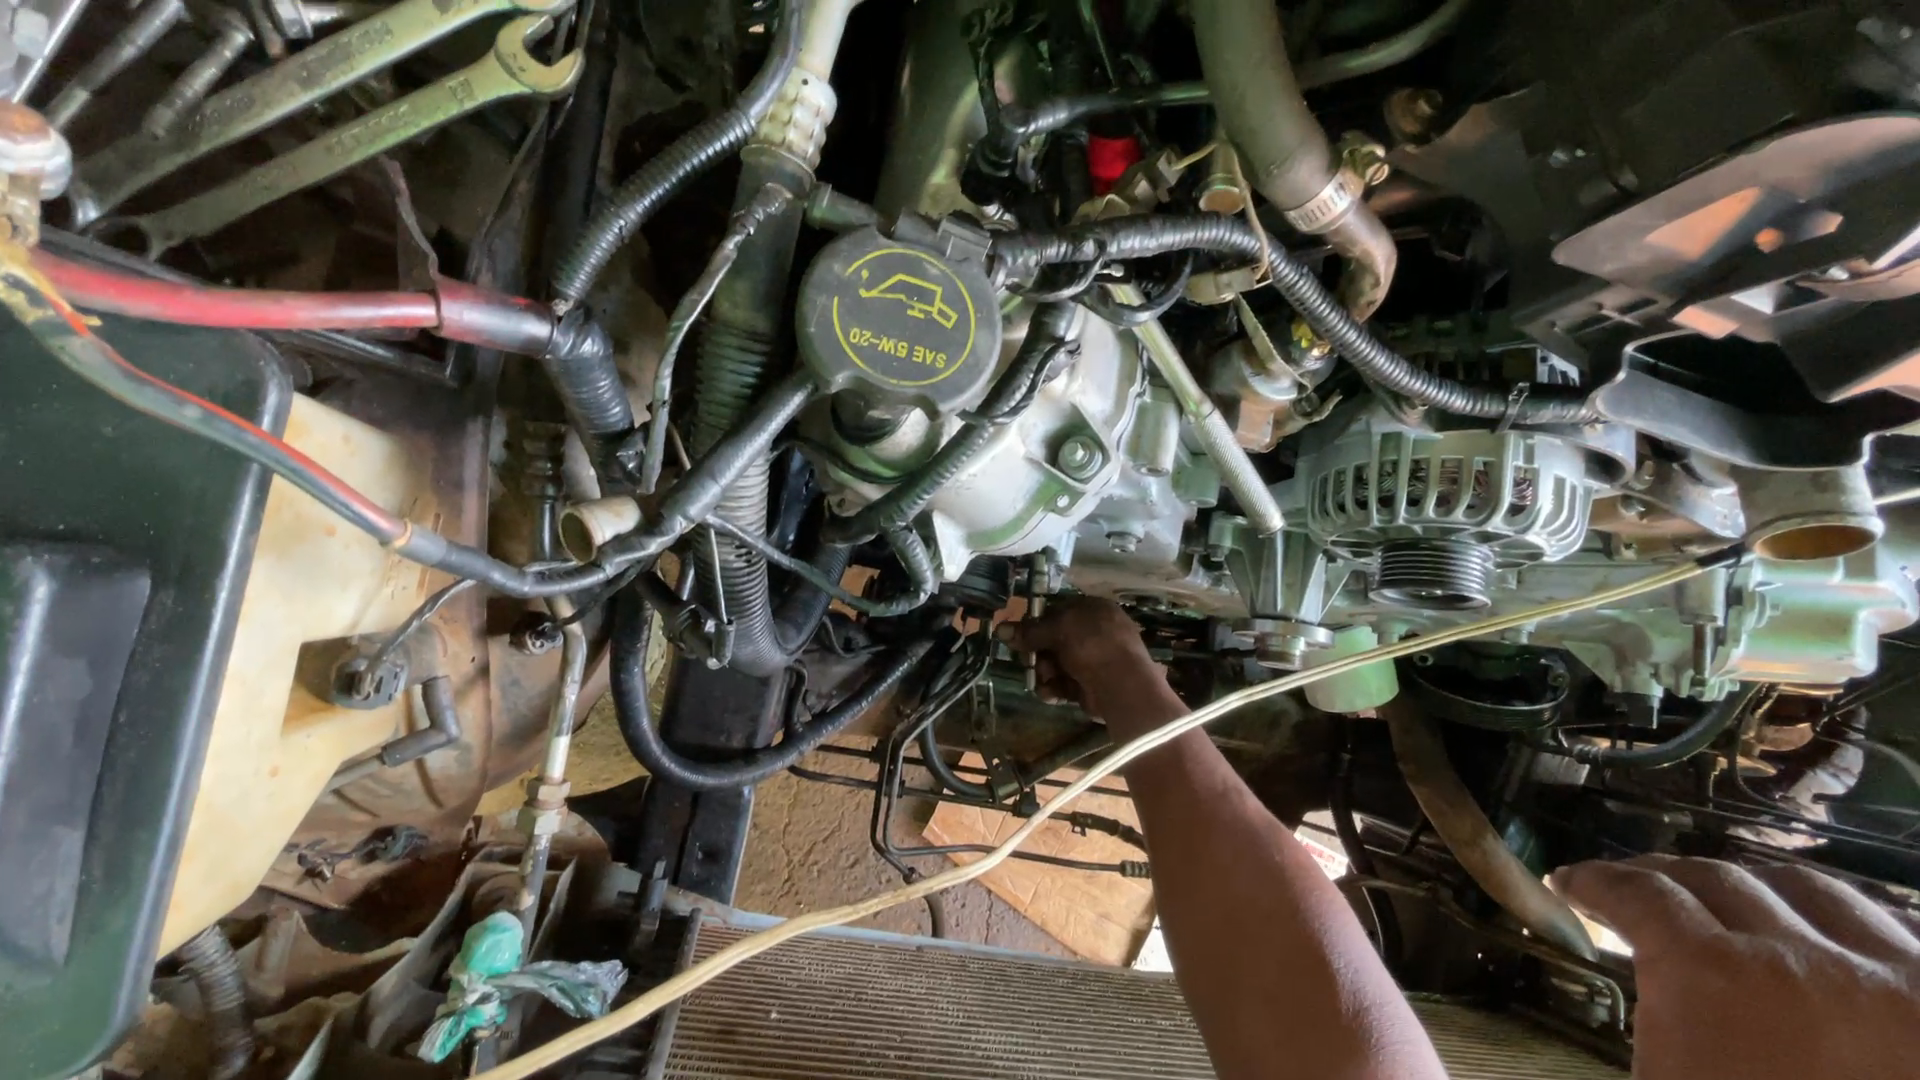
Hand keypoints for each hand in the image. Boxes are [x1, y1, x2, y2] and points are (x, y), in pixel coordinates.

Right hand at [995, 596, 1183, 739]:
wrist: (1122, 685)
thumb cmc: (1092, 645)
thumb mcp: (1058, 630)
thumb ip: (1029, 631)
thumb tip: (1000, 629)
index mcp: (1093, 609)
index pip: (1058, 611)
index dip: (1037, 623)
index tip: (1019, 635)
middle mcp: (1095, 632)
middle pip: (1054, 640)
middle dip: (1038, 652)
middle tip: (1028, 661)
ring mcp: (1094, 660)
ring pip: (1057, 663)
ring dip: (1044, 672)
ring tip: (1043, 679)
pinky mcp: (1091, 685)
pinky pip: (1065, 683)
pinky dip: (1055, 688)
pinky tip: (1048, 693)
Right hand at [1552, 855, 1919, 1079]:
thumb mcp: (1664, 1079)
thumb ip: (1635, 1020)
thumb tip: (1587, 1001)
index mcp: (1713, 974)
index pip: (1637, 892)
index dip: (1594, 880)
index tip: (1567, 881)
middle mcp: (1804, 957)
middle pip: (1715, 878)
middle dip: (1661, 876)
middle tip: (1630, 890)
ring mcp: (1900, 981)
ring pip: (1811, 891)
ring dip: (1752, 888)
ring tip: (1727, 904)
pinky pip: (1899, 932)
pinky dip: (1845, 924)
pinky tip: (1823, 944)